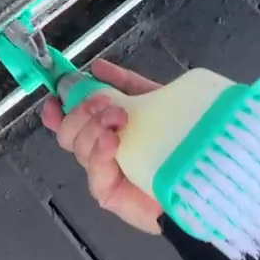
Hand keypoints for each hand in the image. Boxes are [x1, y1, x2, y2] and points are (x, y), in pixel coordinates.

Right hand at [39, 58, 165, 233]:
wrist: (203, 180)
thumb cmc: (180, 143)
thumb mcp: (157, 104)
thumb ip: (129, 85)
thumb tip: (99, 67)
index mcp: (102, 130)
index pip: (67, 120)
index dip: (56, 108)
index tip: (56, 95)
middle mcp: (97, 150)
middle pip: (67, 132)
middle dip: (79, 112)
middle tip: (103, 102)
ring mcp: (101, 172)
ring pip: (77, 148)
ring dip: (92, 127)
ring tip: (118, 118)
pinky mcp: (108, 193)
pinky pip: (94, 173)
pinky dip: (99, 153)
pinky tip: (112, 141)